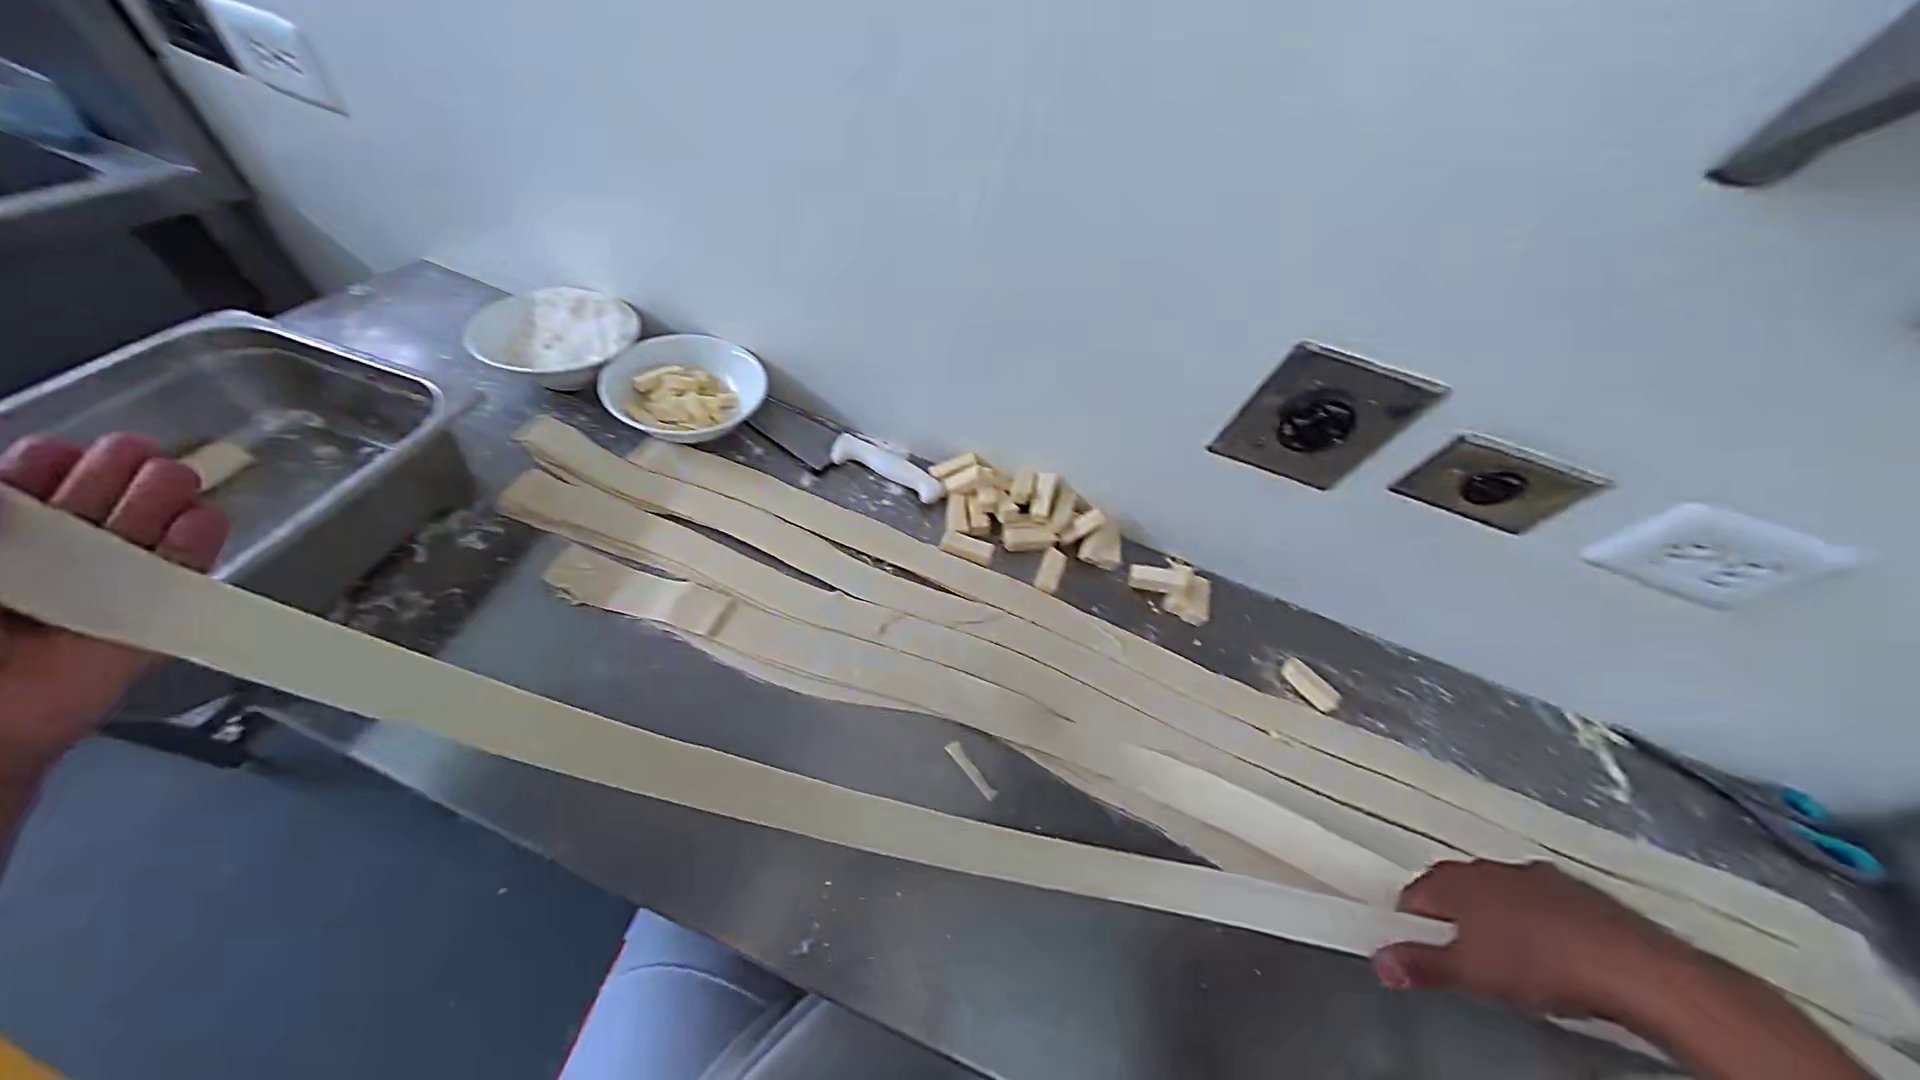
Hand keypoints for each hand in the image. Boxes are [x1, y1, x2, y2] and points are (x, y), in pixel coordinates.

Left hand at [0, 433, 227, 773]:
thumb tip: (5, 487)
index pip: (16, 509)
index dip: (35, 474)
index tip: (57, 449)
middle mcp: (33, 581)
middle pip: (78, 520)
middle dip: (107, 480)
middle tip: (137, 449)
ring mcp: (90, 607)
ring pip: (134, 547)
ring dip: (157, 507)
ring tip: (177, 472)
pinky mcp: (142, 632)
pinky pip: (175, 589)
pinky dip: (196, 552)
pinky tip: (207, 518)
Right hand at [1371, 859, 1698, 1018]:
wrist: (1634, 968)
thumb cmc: (1546, 965)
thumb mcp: (1470, 976)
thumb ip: (1421, 966)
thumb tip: (1383, 963)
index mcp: (1452, 881)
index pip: (1411, 895)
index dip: (1412, 925)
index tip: (1422, 950)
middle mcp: (1485, 869)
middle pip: (1452, 890)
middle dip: (1454, 920)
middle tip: (1468, 960)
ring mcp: (1530, 875)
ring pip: (1496, 893)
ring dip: (1496, 918)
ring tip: (1515, 961)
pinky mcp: (1572, 888)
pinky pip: (1538, 900)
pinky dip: (1538, 920)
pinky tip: (1554, 952)